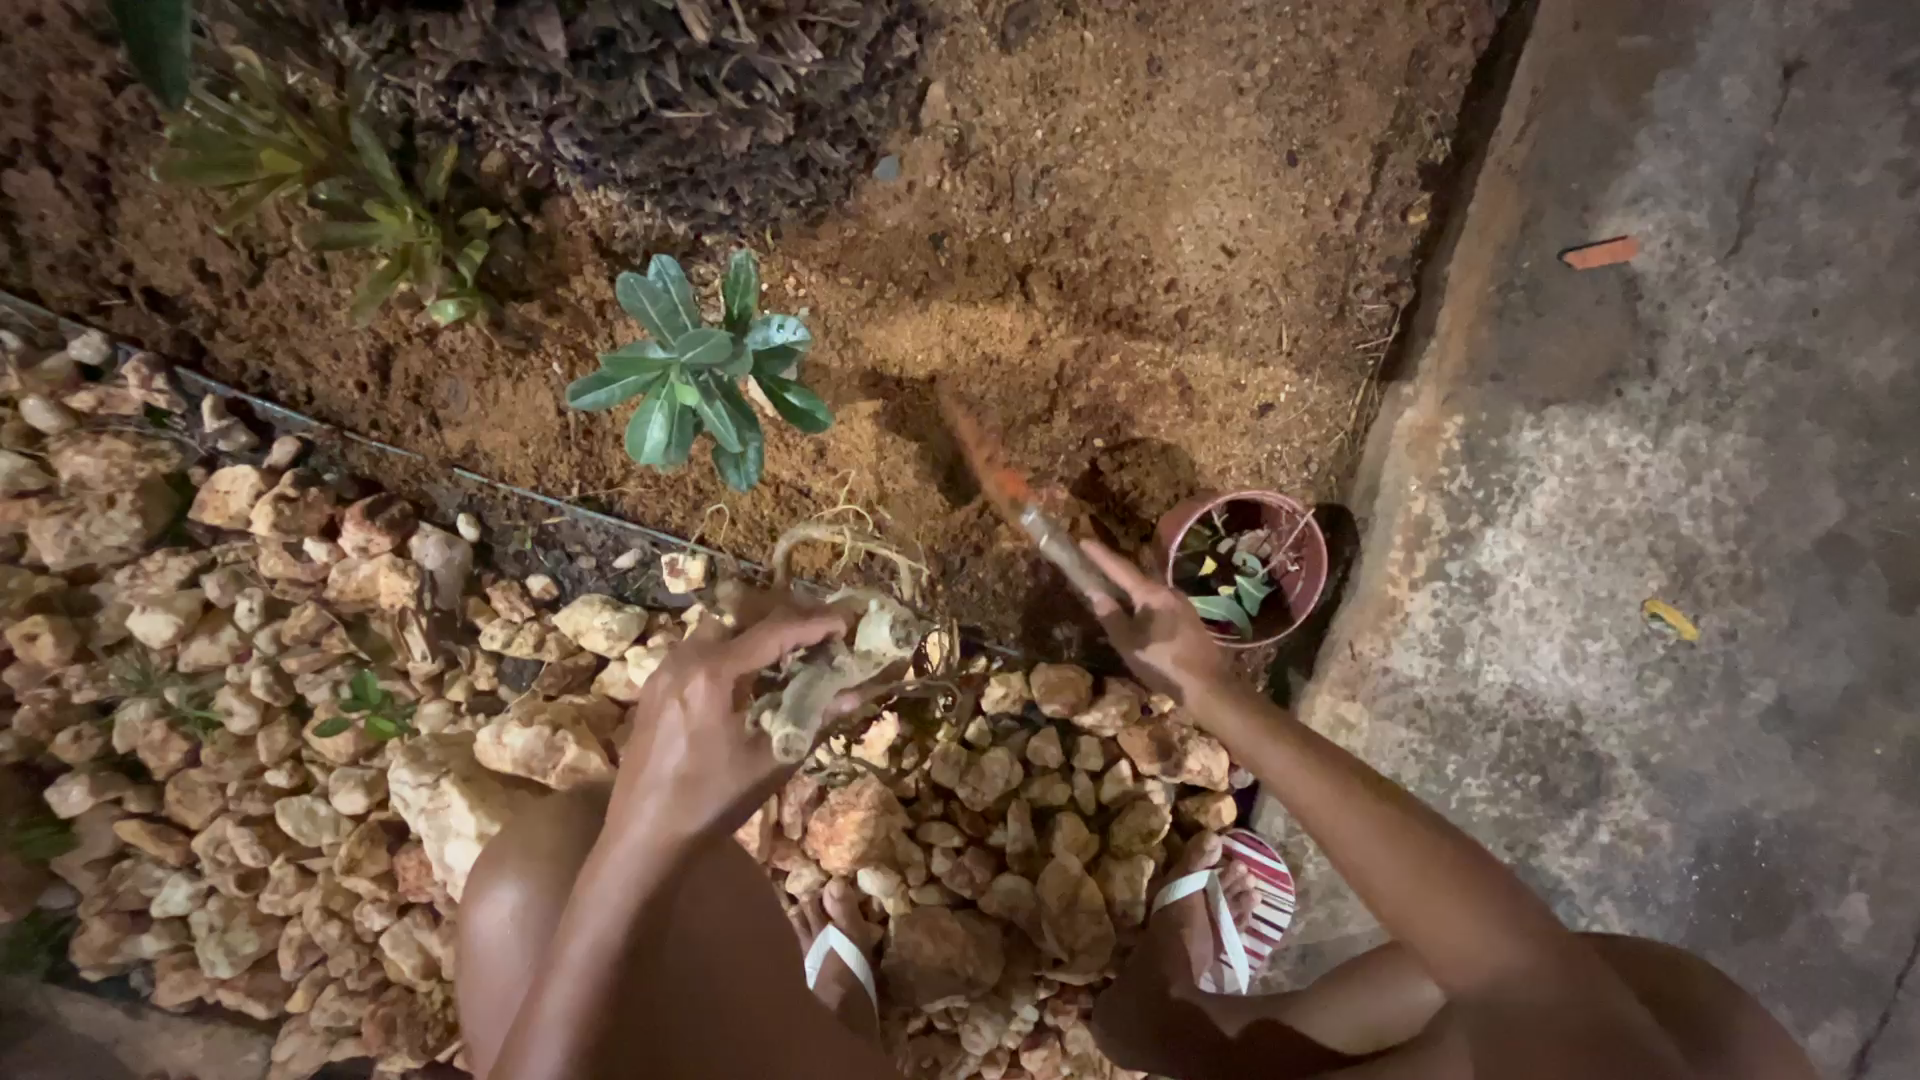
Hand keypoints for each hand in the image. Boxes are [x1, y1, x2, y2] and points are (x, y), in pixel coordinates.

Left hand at [608, 589, 849, 839]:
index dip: (815, 623)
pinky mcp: (655, 687)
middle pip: (743, 615)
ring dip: (757, 629)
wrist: (642, 840)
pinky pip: (700, 648)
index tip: (846, 622)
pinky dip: (733, 646)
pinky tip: (752, 674)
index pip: (774, 631)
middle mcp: (684, 659)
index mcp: (712, 675)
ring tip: (792, 647)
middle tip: (822, 628)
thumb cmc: (710, 803)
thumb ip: (814, 720)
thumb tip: (855, 694)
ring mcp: (664, 671)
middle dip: (787, 615)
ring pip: (719, 627)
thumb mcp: (770, 763)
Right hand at [1080, 540, 1236, 705]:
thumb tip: (1096, 593)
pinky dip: (1144, 604)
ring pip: (1150, 592)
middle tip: (1095, 568)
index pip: (1121, 568)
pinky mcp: (1189, 618)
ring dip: (1130, 591)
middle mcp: (1169, 592)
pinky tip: (1137, 615)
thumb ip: (1111, 616)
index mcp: (1152, 594)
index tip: (1084, 541)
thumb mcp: (1128, 643)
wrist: (1207, 686)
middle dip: (1115, 573)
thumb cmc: (1162, 663)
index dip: (1101, 555)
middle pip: (1137, 578)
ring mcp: (1183, 604)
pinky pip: (1160, 603)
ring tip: (1113, 594)